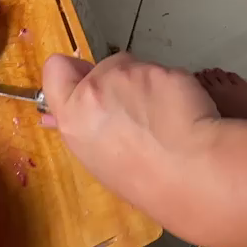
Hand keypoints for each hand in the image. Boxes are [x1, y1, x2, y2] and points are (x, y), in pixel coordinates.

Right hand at [41, 53, 222, 213]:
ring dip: (148, 83)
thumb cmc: (142, 180)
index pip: (55, 68)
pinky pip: (165, 72)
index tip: (89, 87)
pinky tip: (181, 112)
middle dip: (119, 80)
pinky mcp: (163, 68)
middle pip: (104, 66)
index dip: (73, 74)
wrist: (192, 172)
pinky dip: (172, 87)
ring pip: (138, 67)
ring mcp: (132, 74)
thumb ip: (80, 126)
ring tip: (163, 118)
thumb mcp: (97, 159)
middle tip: (136, 114)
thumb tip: (54, 116)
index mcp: (74, 116)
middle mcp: (97, 88)